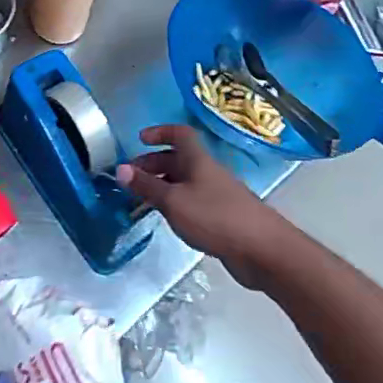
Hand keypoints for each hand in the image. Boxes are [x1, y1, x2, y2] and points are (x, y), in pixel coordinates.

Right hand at [116, 125, 291, 289]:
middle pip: (179, 159)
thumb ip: (146, 187)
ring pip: (185, 181)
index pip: (179, 134)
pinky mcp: (223, 216)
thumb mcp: (173, 201)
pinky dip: (177, 203)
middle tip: (132, 177)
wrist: (263, 250)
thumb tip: (120, 169)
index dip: (160, 132)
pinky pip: (194, 201)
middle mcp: (207, 171)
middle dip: (154, 164)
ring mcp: (218, 194)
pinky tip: (170, 219)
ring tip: (144, 200)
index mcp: (197, 160)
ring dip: (164, 185)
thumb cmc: (215, 216)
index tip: (140, 140)